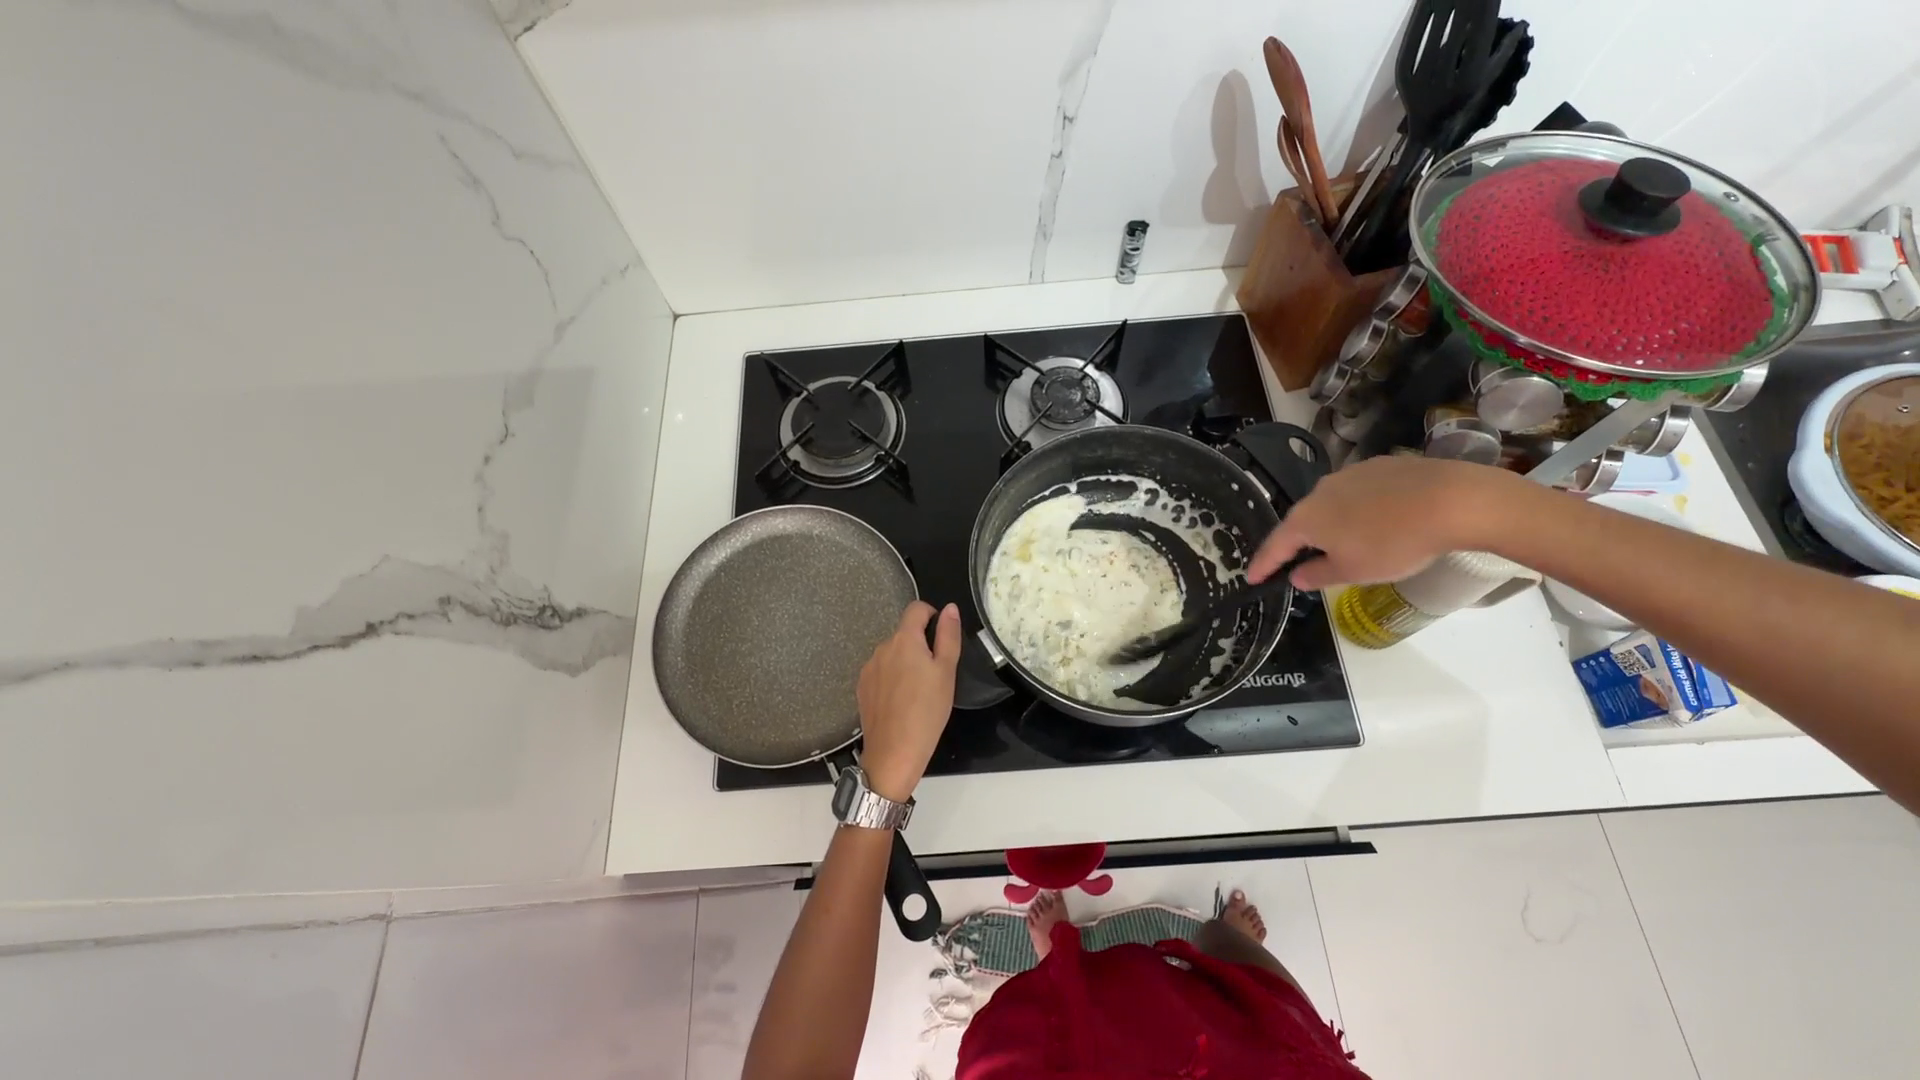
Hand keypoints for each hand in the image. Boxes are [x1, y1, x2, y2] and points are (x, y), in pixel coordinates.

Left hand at [857, 601, 961, 800]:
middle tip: (936, 674)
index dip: (931, 615)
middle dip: (920, 645)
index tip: (941, 635)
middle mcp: (882, 648)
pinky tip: (902, 702)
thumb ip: (948, 636)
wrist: (894, 752)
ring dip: (906, 662)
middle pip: (904, 634)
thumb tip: (950, 608)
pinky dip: (893, 678)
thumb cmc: (927, 712)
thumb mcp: (947, 672)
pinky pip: (881, 672)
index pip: (915, 609)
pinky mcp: (862, 687)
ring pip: (892, 654)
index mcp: (904, 640)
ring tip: (920, 692)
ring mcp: (869, 668)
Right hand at [1247, 455, 1520, 590]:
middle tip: (1301, 562)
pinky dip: (1359, 510)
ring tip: (1346, 543)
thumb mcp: (1353, 571)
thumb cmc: (1393, 543)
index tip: (1251, 578)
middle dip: (1300, 543)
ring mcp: (1350, 474)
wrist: (1452, 500)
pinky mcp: (1381, 465)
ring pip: (1331, 505)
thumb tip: (1297, 575)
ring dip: (1332, 525)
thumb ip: (1318, 574)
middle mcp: (1320, 491)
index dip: (1263, 564)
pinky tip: (1379, 521)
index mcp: (1306, 519)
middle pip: (1302, 522)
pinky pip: (1359, 493)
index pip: (1275, 546)